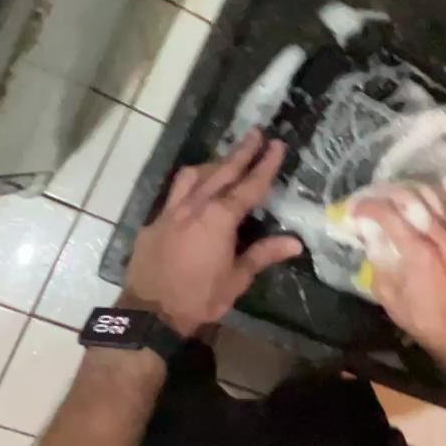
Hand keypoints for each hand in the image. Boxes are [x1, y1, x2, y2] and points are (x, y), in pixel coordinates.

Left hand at [123, 130, 304, 334]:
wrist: (149, 312)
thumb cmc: (199, 298)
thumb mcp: (237, 279)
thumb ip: (263, 254)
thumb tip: (295, 242)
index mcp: (220, 218)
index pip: (249, 186)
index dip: (265, 165)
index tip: (277, 144)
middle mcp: (195, 207)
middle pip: (222, 172)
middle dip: (241, 152)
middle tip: (256, 133)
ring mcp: (171, 212)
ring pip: (193, 176)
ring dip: (213, 164)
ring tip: (225, 158)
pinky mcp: (155, 222)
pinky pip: (175, 193)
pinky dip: (190, 185)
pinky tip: (195, 192)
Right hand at [352, 187, 445, 381]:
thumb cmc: (420, 318)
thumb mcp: (388, 294)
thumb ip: (377, 260)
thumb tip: (367, 235)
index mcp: (419, 251)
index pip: (389, 214)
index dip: (367, 207)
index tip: (353, 210)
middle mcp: (438, 236)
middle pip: (410, 197)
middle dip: (384, 194)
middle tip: (367, 200)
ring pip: (429, 197)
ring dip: (405, 192)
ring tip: (386, 198)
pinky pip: (439, 208)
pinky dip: (421, 200)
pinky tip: (407, 208)